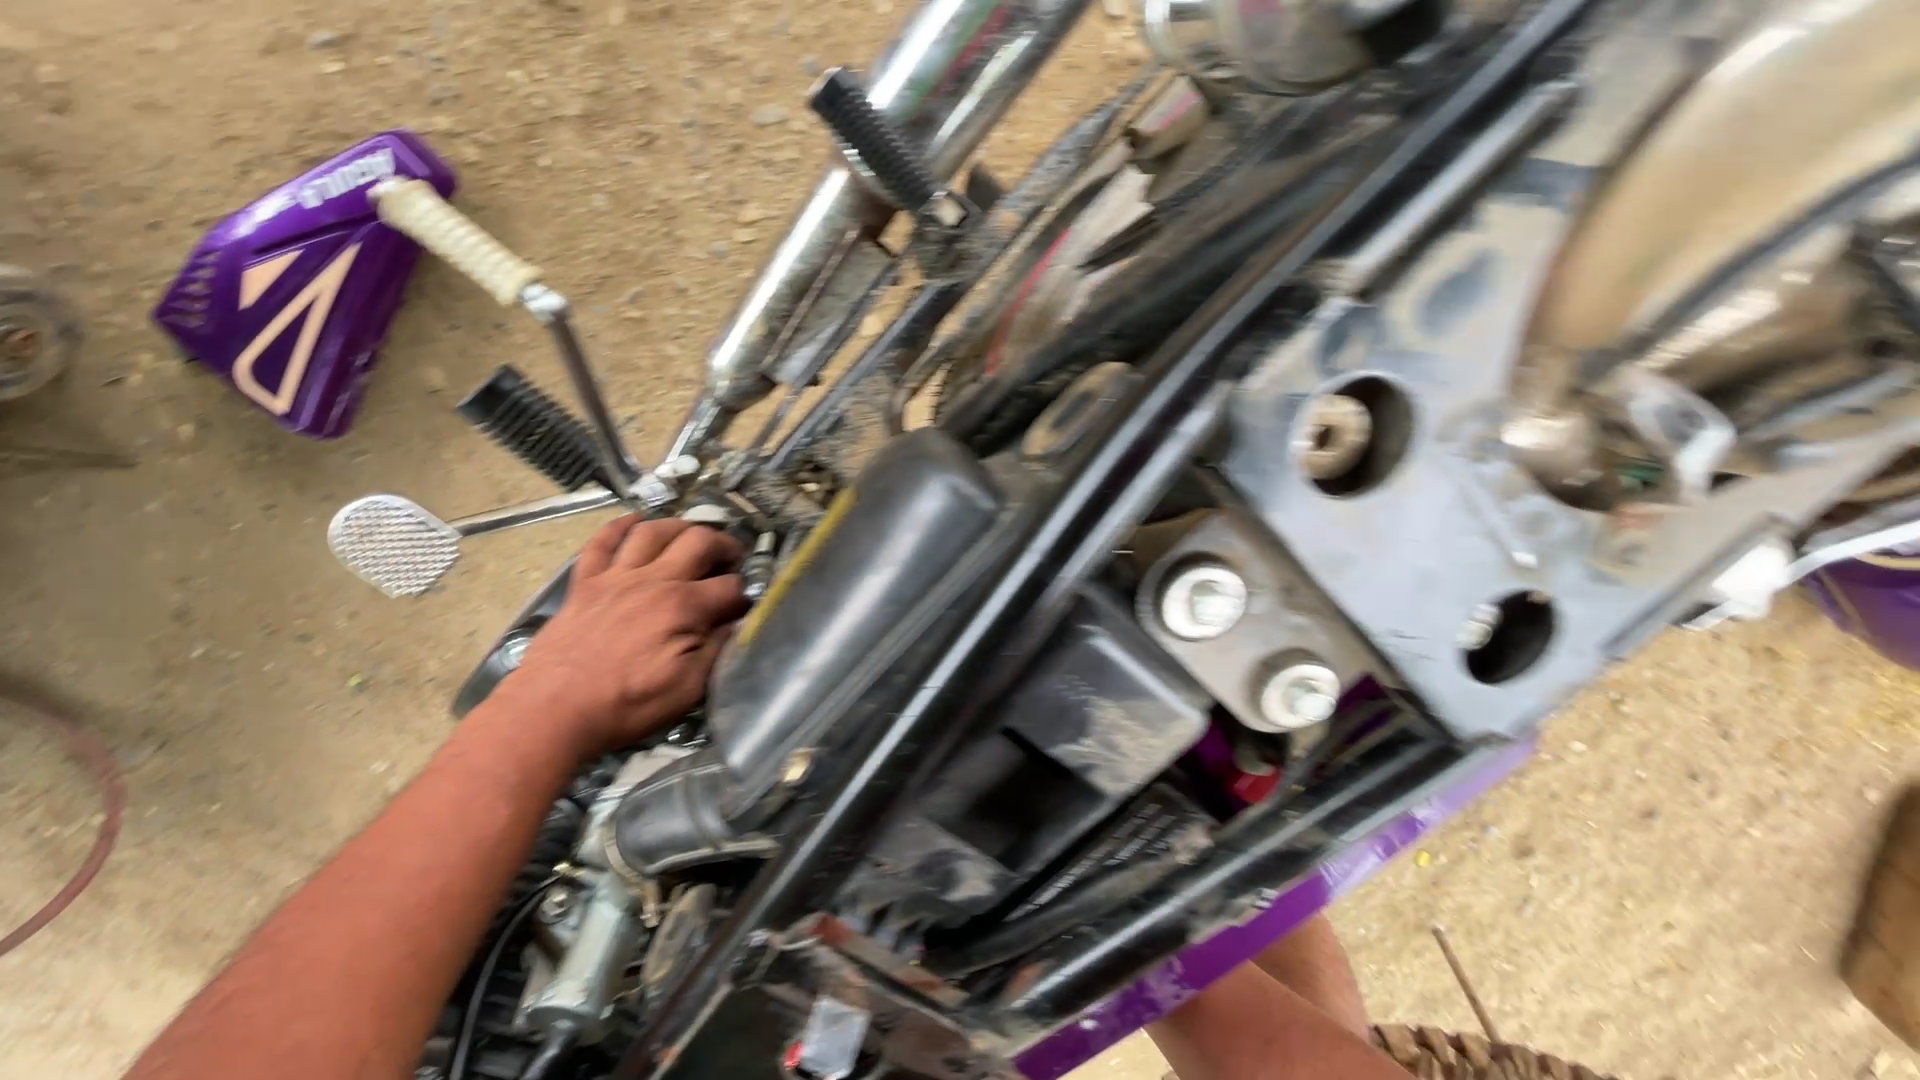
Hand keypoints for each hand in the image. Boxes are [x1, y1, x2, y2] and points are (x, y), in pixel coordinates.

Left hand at [505, 516, 747, 756]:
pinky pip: (602, 542)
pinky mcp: (584, 583)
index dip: (746, 593)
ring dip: (679, 526)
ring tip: (693, 534)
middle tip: (733, 558)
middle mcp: (654, 579)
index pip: (730, 586)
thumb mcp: (688, 689)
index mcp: (684, 607)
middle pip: (699, 541)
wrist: (554, 711)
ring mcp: (615, 577)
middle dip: (725, 545)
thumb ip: (717, 651)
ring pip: (653, 531)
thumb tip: (737, 624)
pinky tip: (634, 520)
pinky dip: (619, 526)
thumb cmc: (627, 704)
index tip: (749, 604)